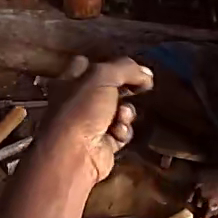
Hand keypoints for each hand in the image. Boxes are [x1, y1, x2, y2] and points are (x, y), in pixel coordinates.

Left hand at [39, 56, 151, 182]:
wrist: (75, 154)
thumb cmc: (82, 109)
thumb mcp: (102, 77)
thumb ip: (126, 69)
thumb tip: (147, 74)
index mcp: (70, 81)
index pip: (90, 64)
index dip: (110, 64)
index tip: (130, 68)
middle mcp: (78, 101)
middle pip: (109, 88)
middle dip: (126, 89)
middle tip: (140, 88)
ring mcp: (91, 123)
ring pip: (119, 111)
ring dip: (126, 112)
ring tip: (122, 115)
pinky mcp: (104, 143)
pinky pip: (121, 132)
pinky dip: (123, 131)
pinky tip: (117, 132)